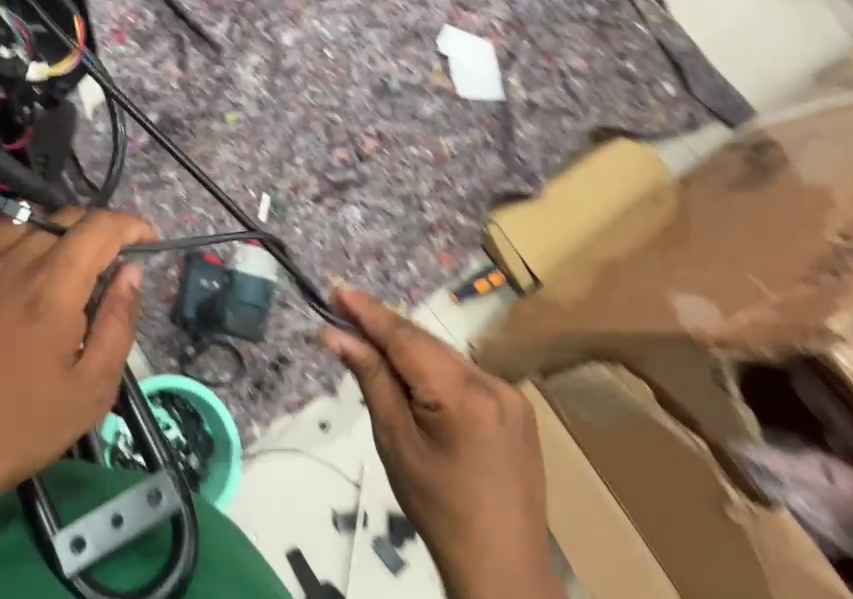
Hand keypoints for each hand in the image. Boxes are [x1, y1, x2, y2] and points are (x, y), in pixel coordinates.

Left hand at [0, 207, 151, 512]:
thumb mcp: (92, 387)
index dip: (131, 226)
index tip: (149, 242)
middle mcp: (16, 262)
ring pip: (30, 216)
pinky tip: (28, 258)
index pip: (99, 228)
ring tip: (76, 257)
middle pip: (67, 217)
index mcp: (53, 288)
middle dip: (102, 227)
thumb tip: (133, 272)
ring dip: (62, 226)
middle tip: (118, 258)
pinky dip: (21, 231)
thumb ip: (119, 321)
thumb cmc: (24, 425)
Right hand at [320, 286, 559, 598]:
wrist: (502, 564)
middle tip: (340, 308)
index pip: (407, 339)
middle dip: (383, 326)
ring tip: (364, 337)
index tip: (336, 288)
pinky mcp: (517, 409)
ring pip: (445, 357)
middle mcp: (495, 384)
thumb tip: (335, 334)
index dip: (368, 312)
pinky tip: (408, 373)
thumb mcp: (395, 442)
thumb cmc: (437, 508)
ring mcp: (511, 395)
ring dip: (406, 347)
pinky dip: (431, 368)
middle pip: (427, 343)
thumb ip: (371, 379)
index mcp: (465, 395)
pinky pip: (464, 375)